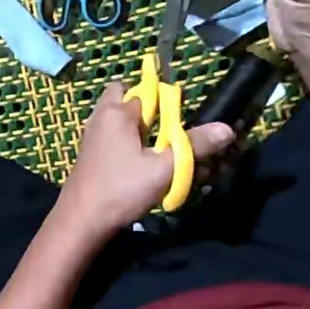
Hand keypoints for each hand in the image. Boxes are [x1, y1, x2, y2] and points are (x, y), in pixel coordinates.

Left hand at [56, 83, 232, 239]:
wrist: (83, 217)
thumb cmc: (122, 188)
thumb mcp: (164, 168)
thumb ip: (195, 146)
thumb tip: (226, 128)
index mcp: (115, 113)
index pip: (144, 90)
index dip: (165, 99)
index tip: (182, 117)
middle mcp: (100, 118)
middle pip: (125, 99)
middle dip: (148, 109)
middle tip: (167, 130)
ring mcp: (92, 135)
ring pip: (119, 120)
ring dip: (140, 128)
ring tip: (161, 150)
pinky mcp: (92, 152)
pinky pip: (113, 137)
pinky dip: (129, 142)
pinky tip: (144, 163)